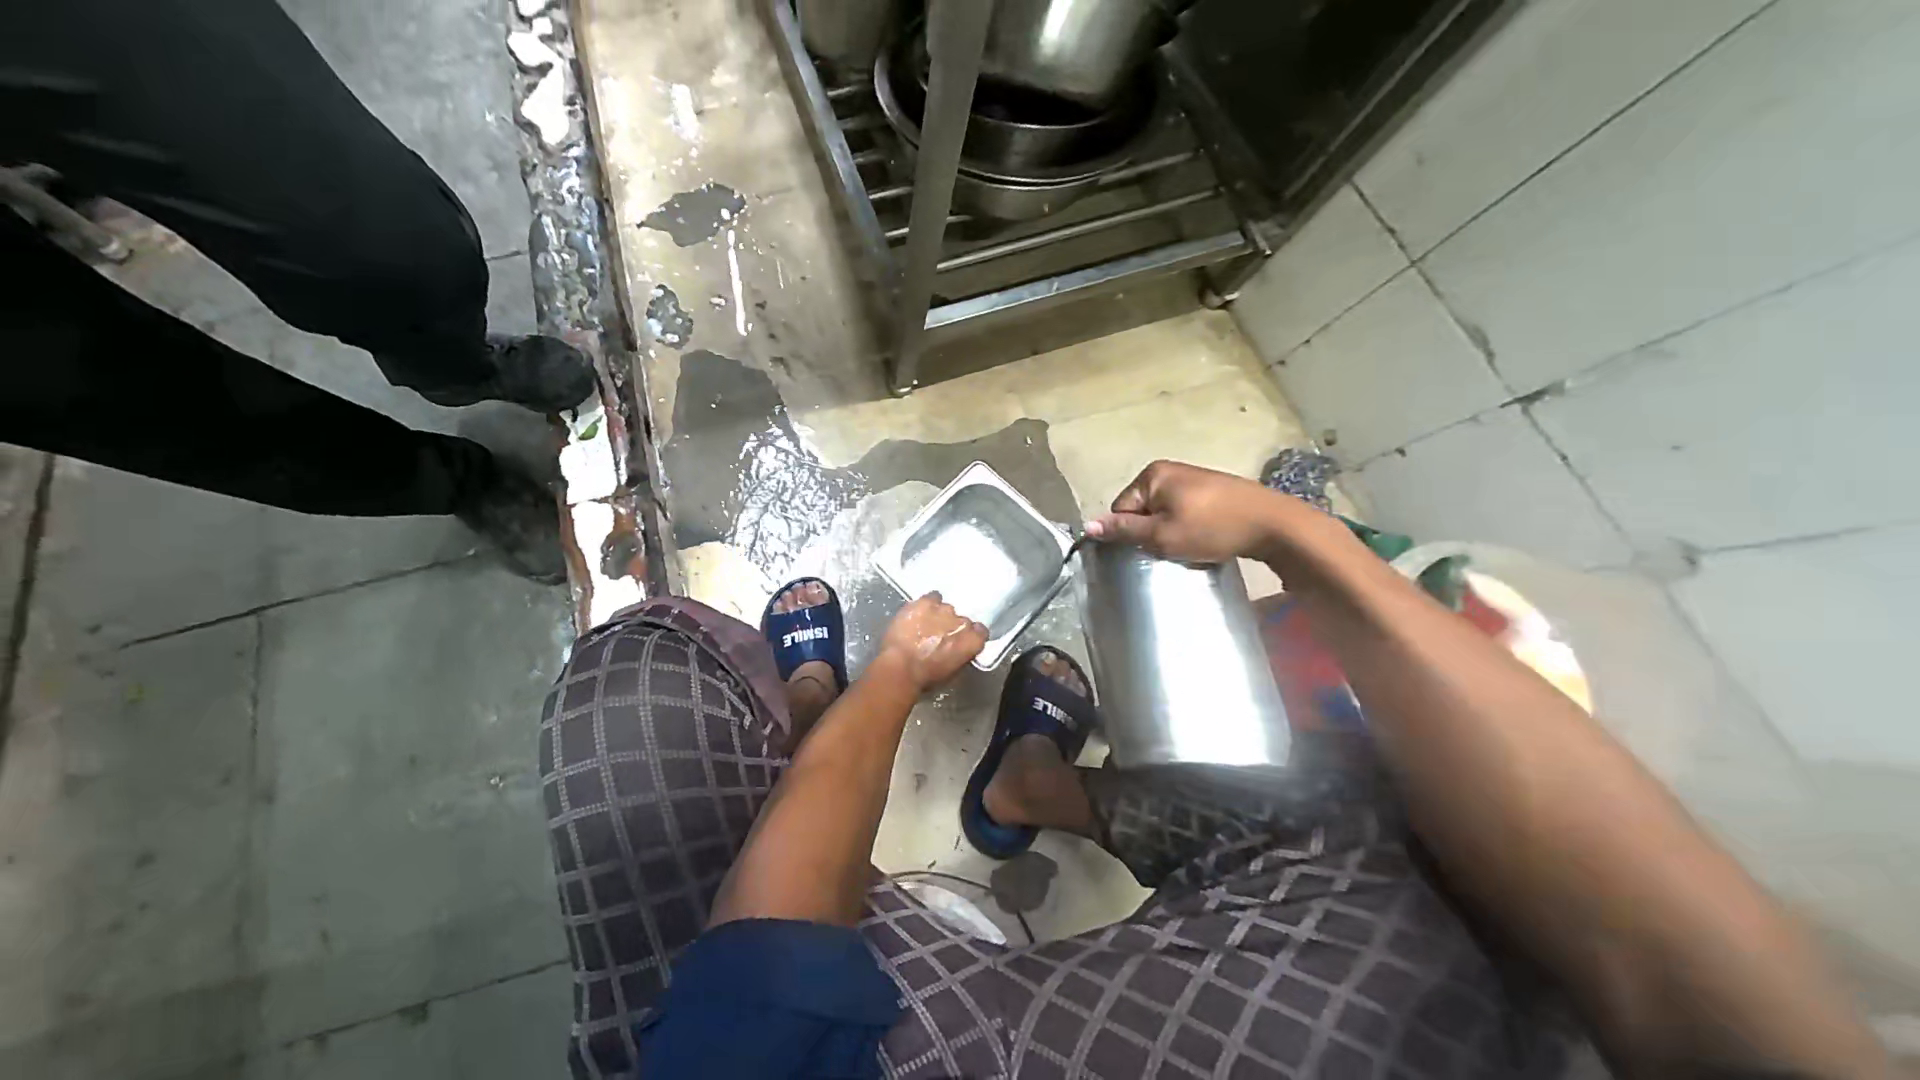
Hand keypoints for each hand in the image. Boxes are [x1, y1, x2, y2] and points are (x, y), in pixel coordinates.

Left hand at [876, 592, 987, 692]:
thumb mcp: (952, 672)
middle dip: (951, 627)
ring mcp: (943, 609)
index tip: (960, 641)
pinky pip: (931, 598)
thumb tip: (958, 649)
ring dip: (937, 616)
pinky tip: (917, 613)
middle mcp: (962, 621)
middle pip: (961, 620)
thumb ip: (961, 655)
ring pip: (945, 608)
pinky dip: (926, 605)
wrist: (901, 667)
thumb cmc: (926, 677)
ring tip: (923, 627)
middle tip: (937, 637)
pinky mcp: (925, 602)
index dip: (969, 635)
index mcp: (972, 641)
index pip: (980, 632)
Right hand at [1085, 460, 1296, 563]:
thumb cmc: (1211, 528)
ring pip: (1164, 512)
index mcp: (1152, 474)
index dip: (1130, 533)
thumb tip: (1087, 526)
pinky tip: (1203, 539)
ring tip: (1188, 547)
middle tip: (1170, 550)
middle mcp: (1169, 469)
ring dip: (1170, 531)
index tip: (1150, 549)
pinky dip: (1188, 527)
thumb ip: (1124, 530)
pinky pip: (1184, 511)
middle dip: (1150, 531)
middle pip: (1141, 509)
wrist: (1272, 524)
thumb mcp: (1161, 535)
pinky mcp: (1212, 489)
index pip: (1120, 508)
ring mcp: (1192, 478)